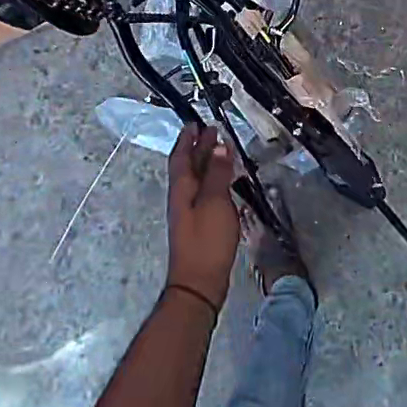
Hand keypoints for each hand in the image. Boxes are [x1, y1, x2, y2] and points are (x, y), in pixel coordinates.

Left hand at [165, 123, 238, 310]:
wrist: (199, 283)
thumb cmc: (206, 240)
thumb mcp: (214, 202)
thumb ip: (217, 174)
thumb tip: (218, 145)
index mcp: (181, 187)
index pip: (181, 155)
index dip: (187, 138)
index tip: (195, 123)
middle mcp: (182, 196)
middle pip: (188, 165)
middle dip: (198, 147)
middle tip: (211, 131)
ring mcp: (189, 211)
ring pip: (197, 179)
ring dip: (207, 163)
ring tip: (221, 151)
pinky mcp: (199, 224)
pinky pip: (204, 193)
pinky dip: (213, 181)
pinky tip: (226, 184)